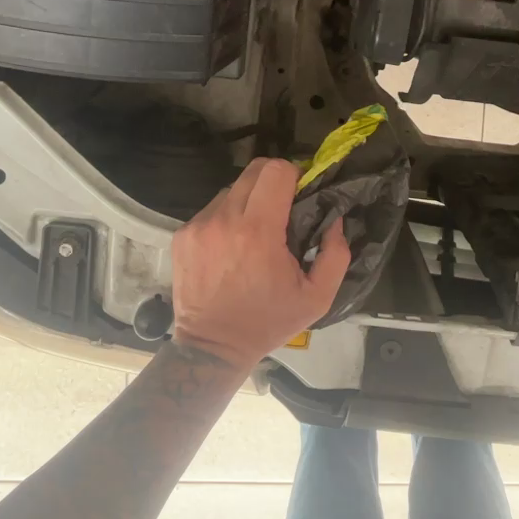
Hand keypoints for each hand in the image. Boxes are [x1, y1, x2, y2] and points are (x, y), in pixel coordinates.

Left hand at [170, 157, 352, 372]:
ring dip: (249, 199)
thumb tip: (335, 219)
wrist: (211, 349)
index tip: (300, 195)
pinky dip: (227, 217)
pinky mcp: (183, 234)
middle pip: (254, 169)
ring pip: (233, 188)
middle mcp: (225, 220)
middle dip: (273, 181)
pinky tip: (233, 244)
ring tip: (255, 230)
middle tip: (282, 207)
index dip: (294, 175)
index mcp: (259, 232)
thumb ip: (336, 254)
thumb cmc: (267, 322)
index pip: (277, 170)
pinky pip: (213, 208)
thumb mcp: (317, 298)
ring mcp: (200, 226)